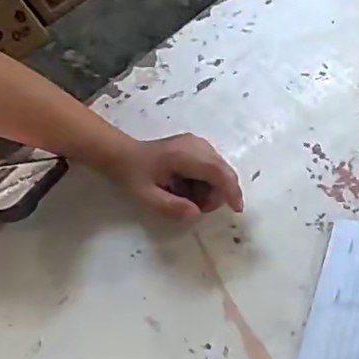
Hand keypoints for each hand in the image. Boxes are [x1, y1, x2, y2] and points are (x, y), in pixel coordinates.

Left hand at [102, 133, 244, 220]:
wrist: (122, 154)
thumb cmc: (133, 174)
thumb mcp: (146, 195)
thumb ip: (171, 206)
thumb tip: (196, 214)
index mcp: (185, 155)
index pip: (218, 172)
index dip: (230, 191)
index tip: (236, 209)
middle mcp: (197, 145)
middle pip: (223, 172)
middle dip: (216, 194)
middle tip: (193, 207)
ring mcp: (198, 144)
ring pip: (219, 172)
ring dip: (209, 190)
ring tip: (184, 196)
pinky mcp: (197, 147)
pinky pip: (212, 168)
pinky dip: (205, 183)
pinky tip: (187, 187)